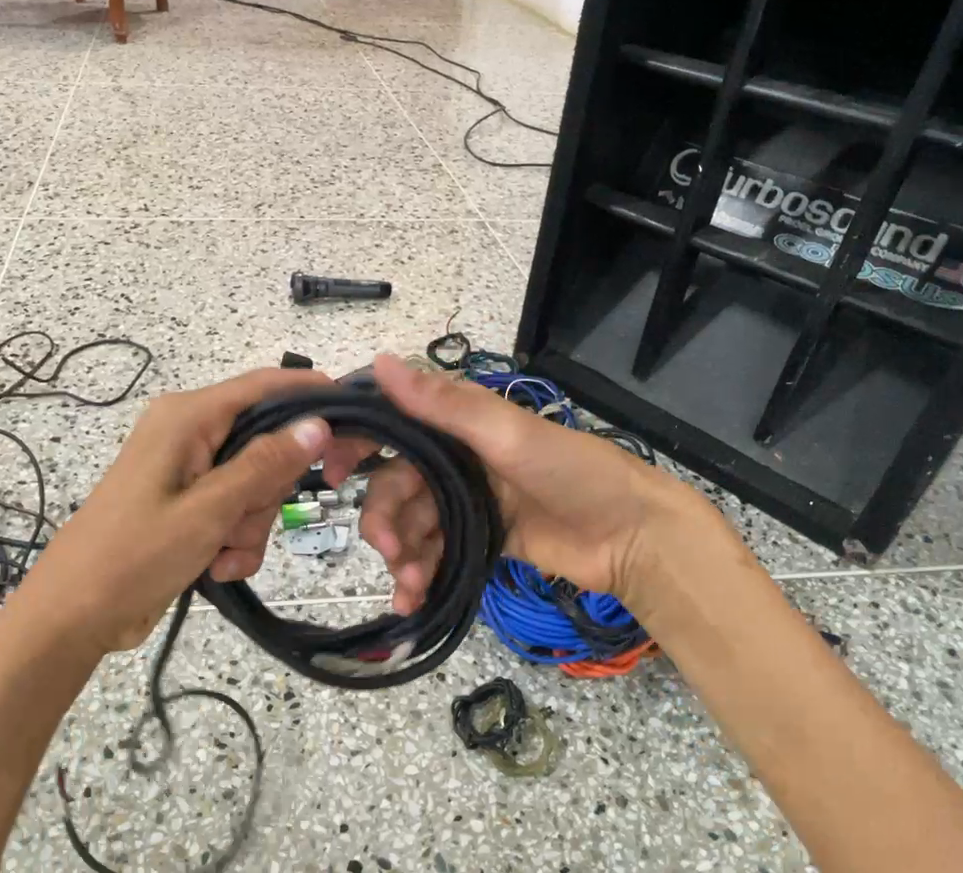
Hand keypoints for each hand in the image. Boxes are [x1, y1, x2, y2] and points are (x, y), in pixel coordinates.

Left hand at [27, 368, 332, 652]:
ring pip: (255, 483)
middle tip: (244, 523)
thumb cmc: (134, 555)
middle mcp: (189, 433)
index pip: (264, 386)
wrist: (73, 617)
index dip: (310, 395)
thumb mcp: (208, 510)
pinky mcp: (187, 502)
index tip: (356, 418)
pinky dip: (234, 538)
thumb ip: (265, 464)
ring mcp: (187, 470)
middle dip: (266, 492)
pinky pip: (235, 509)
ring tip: (220, 554)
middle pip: (265, 443)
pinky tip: (215, 567)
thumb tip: (317, 422)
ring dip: (250, 524)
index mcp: (187, 417)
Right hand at [331, 354, 706, 614]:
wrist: (634, 536)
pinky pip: (434, 554)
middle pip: (395, 485)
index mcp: (461, 424)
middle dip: (383, 517)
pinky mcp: (479, 540)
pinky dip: (419, 575)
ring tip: (407, 584)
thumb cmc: (573, 472)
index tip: (329, 470)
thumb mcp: (508, 433)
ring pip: (411, 524)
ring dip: (400, 554)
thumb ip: (444, 405)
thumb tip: (379, 361)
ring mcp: (467, 502)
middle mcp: (457, 459)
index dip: (358, 444)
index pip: (394, 426)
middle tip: (387, 549)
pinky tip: (411, 600)